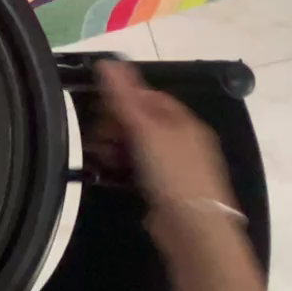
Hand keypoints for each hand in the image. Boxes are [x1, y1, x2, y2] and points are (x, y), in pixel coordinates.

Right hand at [94, 60, 237, 247]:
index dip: (122, 98)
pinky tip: (108, 171)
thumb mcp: (145, 130)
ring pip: (134, 143)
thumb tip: (107, 61)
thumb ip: (124, 96)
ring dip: (113, 145)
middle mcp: (179, 139)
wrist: (193, 228)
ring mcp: (171, 163)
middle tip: (99, 136)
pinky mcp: (161, 185)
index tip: (100, 108)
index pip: (147, 95)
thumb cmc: (172, 174)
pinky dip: (119, 164)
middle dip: (113, 124)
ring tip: (101, 156)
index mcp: (182, 121)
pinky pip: (134, 164)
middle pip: (138, 118)